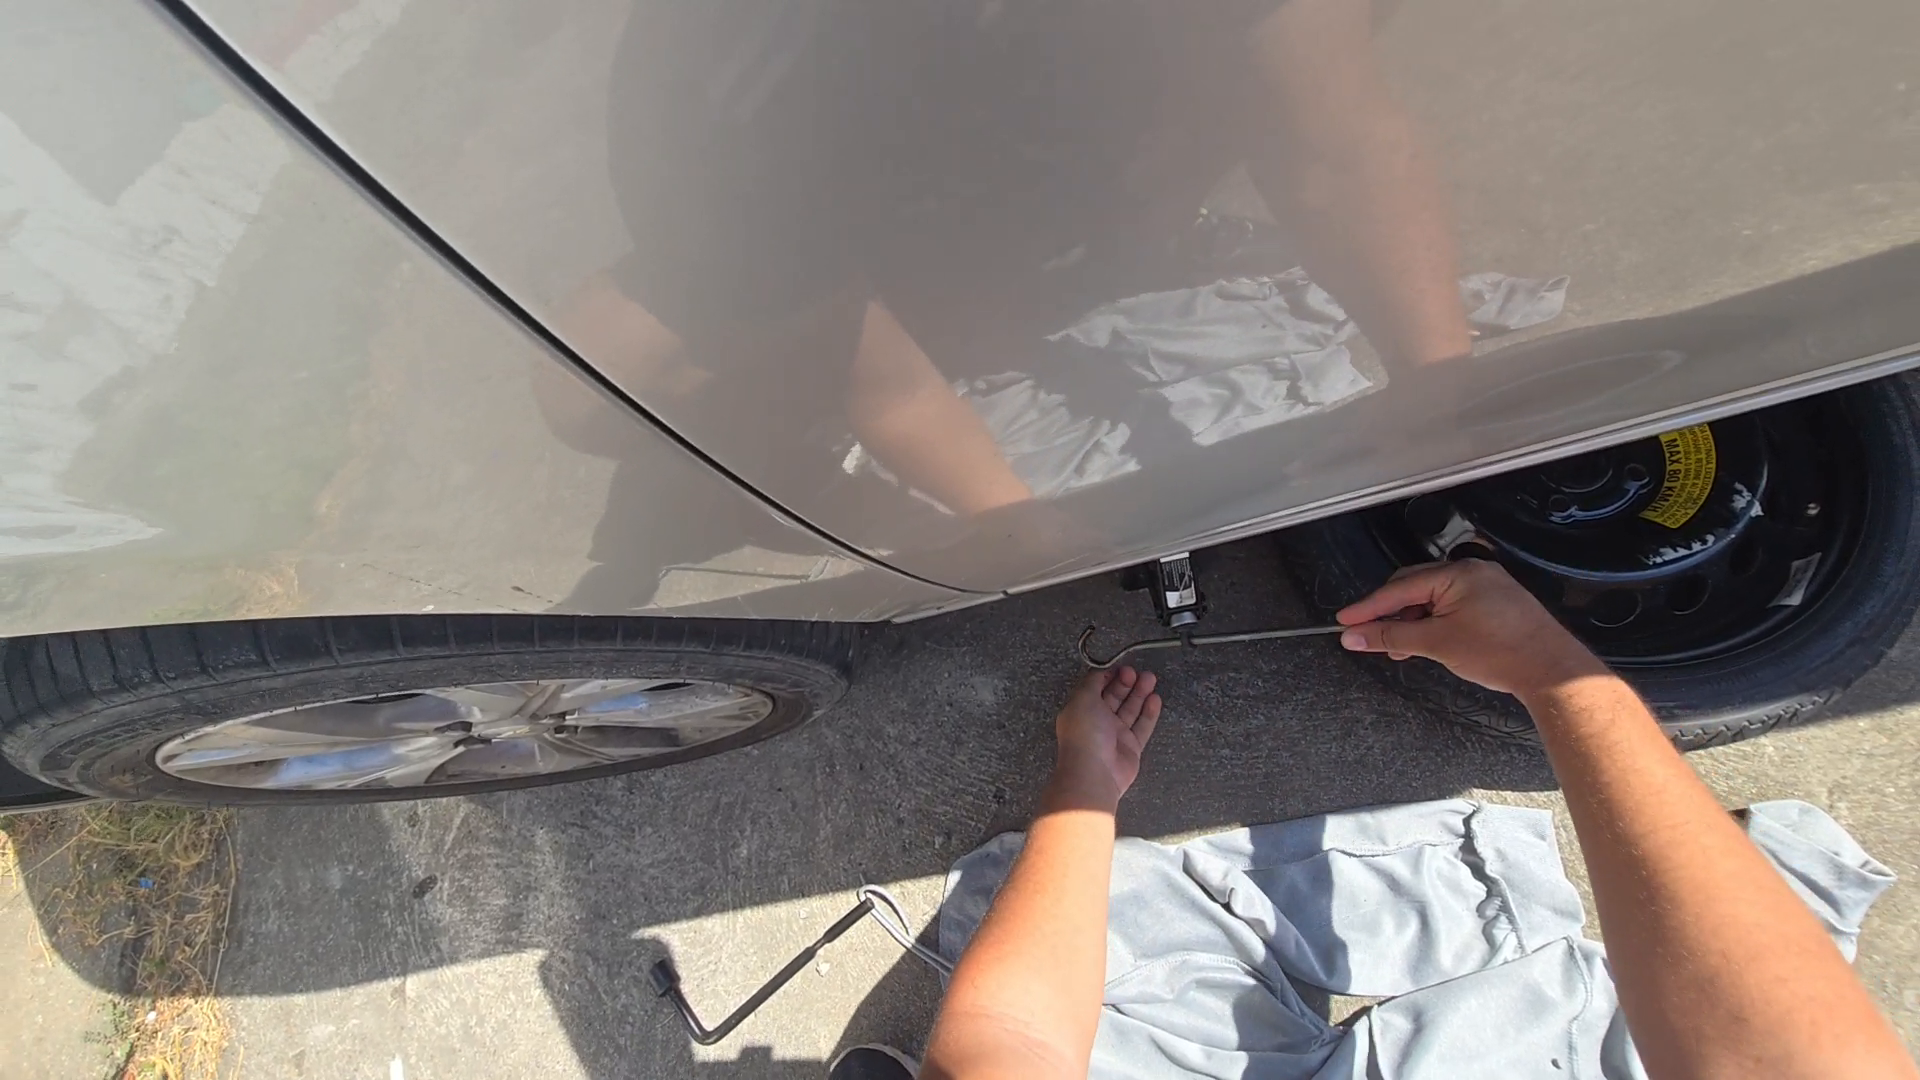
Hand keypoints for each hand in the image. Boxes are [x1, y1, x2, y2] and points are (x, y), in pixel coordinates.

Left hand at [1044, 667, 1162, 812]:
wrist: (1095, 772)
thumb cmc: (1084, 735)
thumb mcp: (1083, 697)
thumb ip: (1093, 681)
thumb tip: (1100, 671)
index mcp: (1081, 708)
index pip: (1096, 687)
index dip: (1108, 675)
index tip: (1121, 666)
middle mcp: (1097, 721)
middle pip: (1115, 696)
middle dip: (1126, 682)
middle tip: (1137, 672)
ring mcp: (1114, 734)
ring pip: (1130, 709)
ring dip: (1140, 693)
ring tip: (1150, 679)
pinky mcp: (1131, 747)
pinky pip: (1142, 726)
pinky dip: (1149, 712)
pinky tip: (1155, 699)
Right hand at [1336, 559, 1607, 697]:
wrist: (1554, 673)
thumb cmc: (1502, 653)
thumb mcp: (1435, 644)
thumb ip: (1389, 636)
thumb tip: (1354, 636)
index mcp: (1457, 573)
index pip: (1398, 589)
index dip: (1368, 607)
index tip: (1345, 620)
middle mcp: (1472, 573)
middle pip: (1412, 589)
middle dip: (1389, 614)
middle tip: (1368, 634)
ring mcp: (1486, 587)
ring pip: (1430, 600)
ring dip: (1411, 622)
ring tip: (1401, 648)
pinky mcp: (1494, 604)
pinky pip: (1450, 606)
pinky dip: (1432, 623)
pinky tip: (1426, 643)